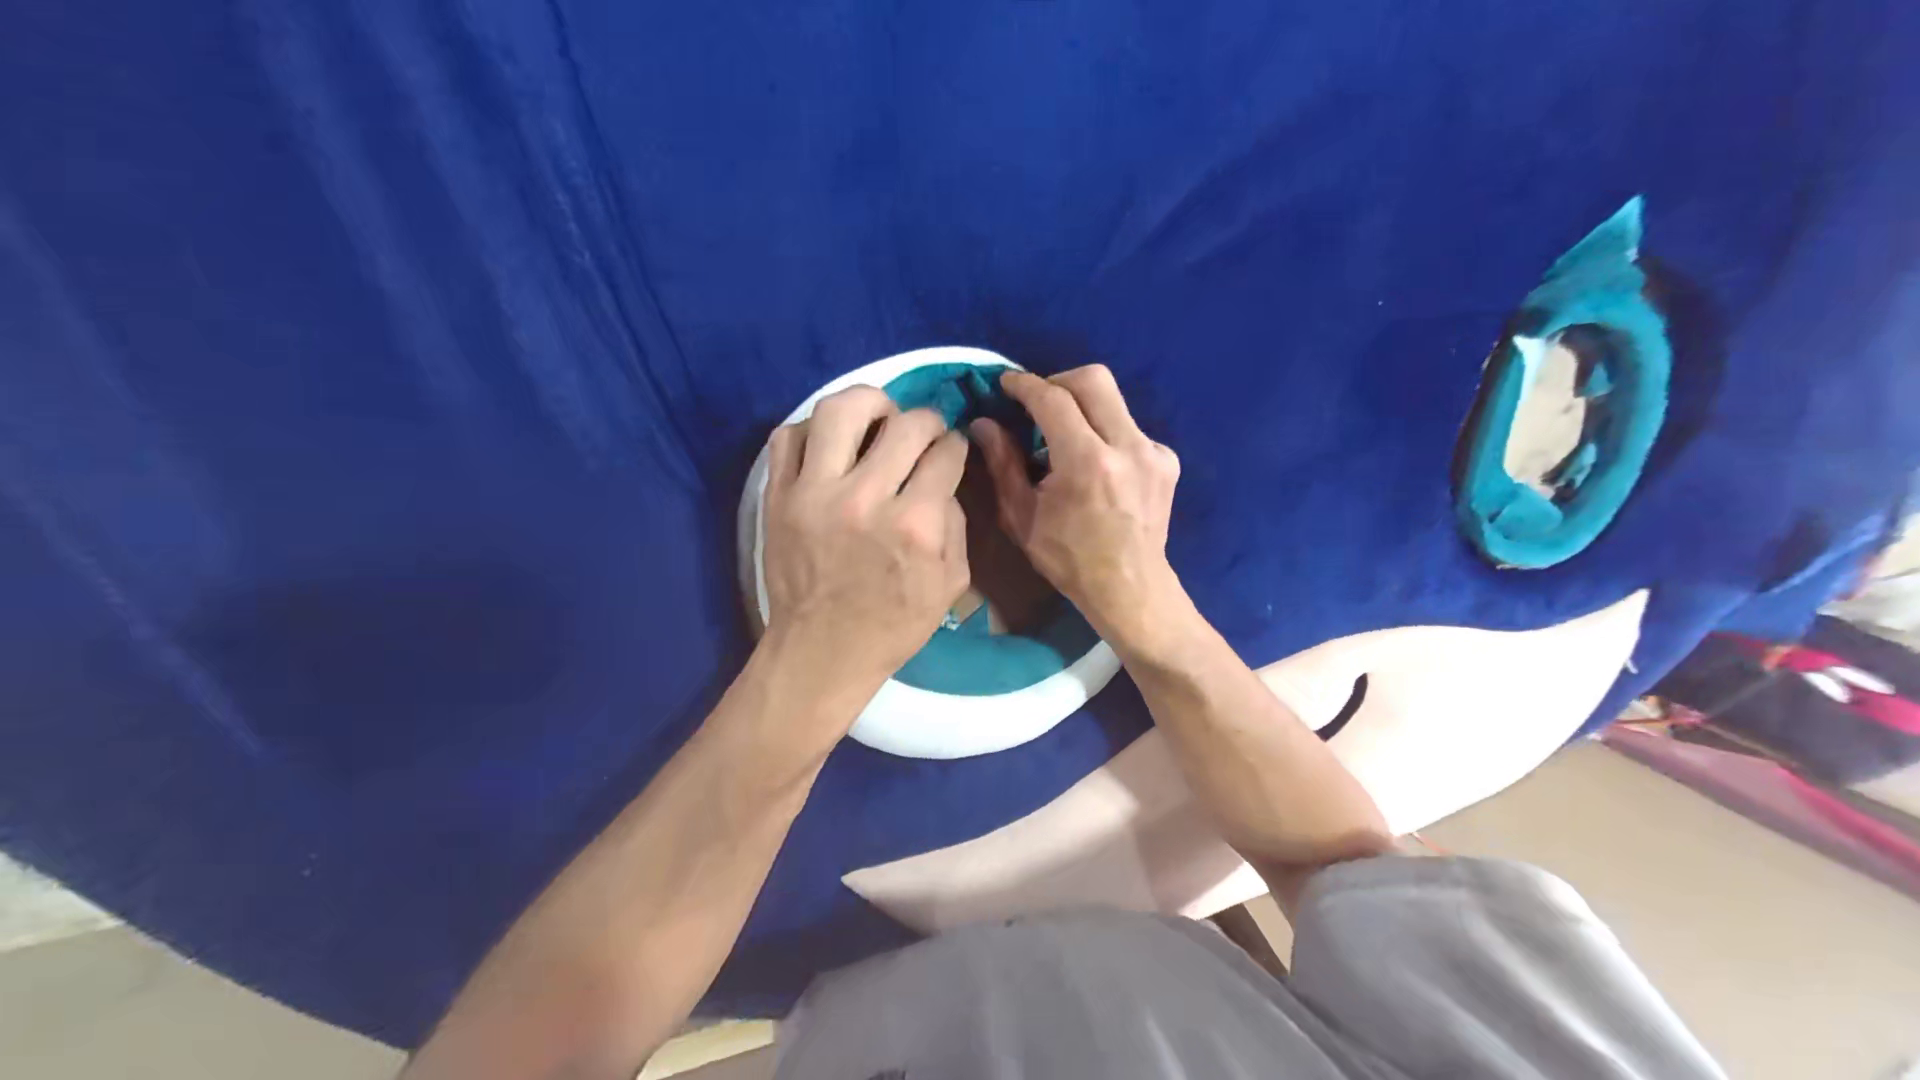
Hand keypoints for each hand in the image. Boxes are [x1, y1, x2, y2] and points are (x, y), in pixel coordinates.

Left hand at [762, 386, 970, 696]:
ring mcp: (815, 493)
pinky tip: (832, 443)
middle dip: (927, 420)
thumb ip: (956, 523)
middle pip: (905, 424)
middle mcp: (865, 498)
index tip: (951, 450)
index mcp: (915, 525)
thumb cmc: (893, 624)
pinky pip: (789, 436)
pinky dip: (814, 429)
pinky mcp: (778, 496)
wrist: (822, 651)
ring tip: (877, 417)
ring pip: (841, 410)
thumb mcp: (952, 584)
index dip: (955, 445)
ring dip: (870, 403)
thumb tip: (942, 479)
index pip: (945, 453)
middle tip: (924, 433)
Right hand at [970, 365, 1182, 649]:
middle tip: (1038, 402)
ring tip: (1065, 436)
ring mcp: (1153, 451)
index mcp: (1086, 462)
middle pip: (1093, 379)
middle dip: (1058, 381)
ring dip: (1083, 406)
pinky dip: (1107, 433)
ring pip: (1115, 399)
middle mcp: (1127, 446)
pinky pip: (1130, 427)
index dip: (1025, 384)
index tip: (1007, 383)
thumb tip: (983, 423)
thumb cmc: (1068, 560)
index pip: (1053, 399)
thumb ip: (1003, 464)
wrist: (1130, 588)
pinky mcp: (1167, 460)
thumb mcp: (1022, 517)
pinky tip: (1098, 465)